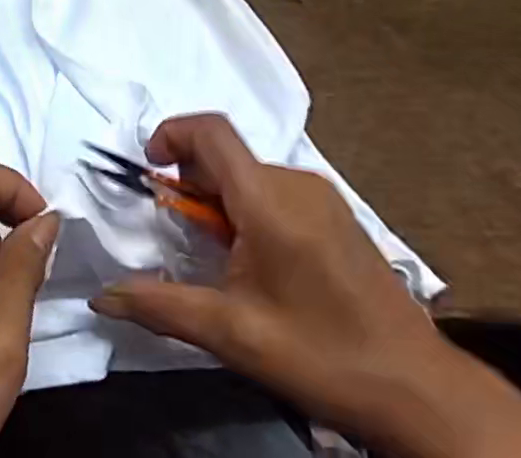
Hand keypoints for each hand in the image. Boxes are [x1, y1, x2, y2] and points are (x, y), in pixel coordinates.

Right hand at [89, 114, 520, 457]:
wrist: (418, 388)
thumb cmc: (321, 356)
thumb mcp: (233, 335)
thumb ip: (161, 306)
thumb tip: (102, 296)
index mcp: (269, 201)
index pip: (212, 131)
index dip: (172, 133)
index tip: (150, 169)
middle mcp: (297, 182)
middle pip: (227, 156)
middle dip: (191, 182)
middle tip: (180, 234)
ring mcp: (322, 195)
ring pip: (249, 174)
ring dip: (219, 199)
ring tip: (217, 255)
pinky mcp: (336, 212)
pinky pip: (275, 190)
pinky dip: (247, 207)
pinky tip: (254, 259)